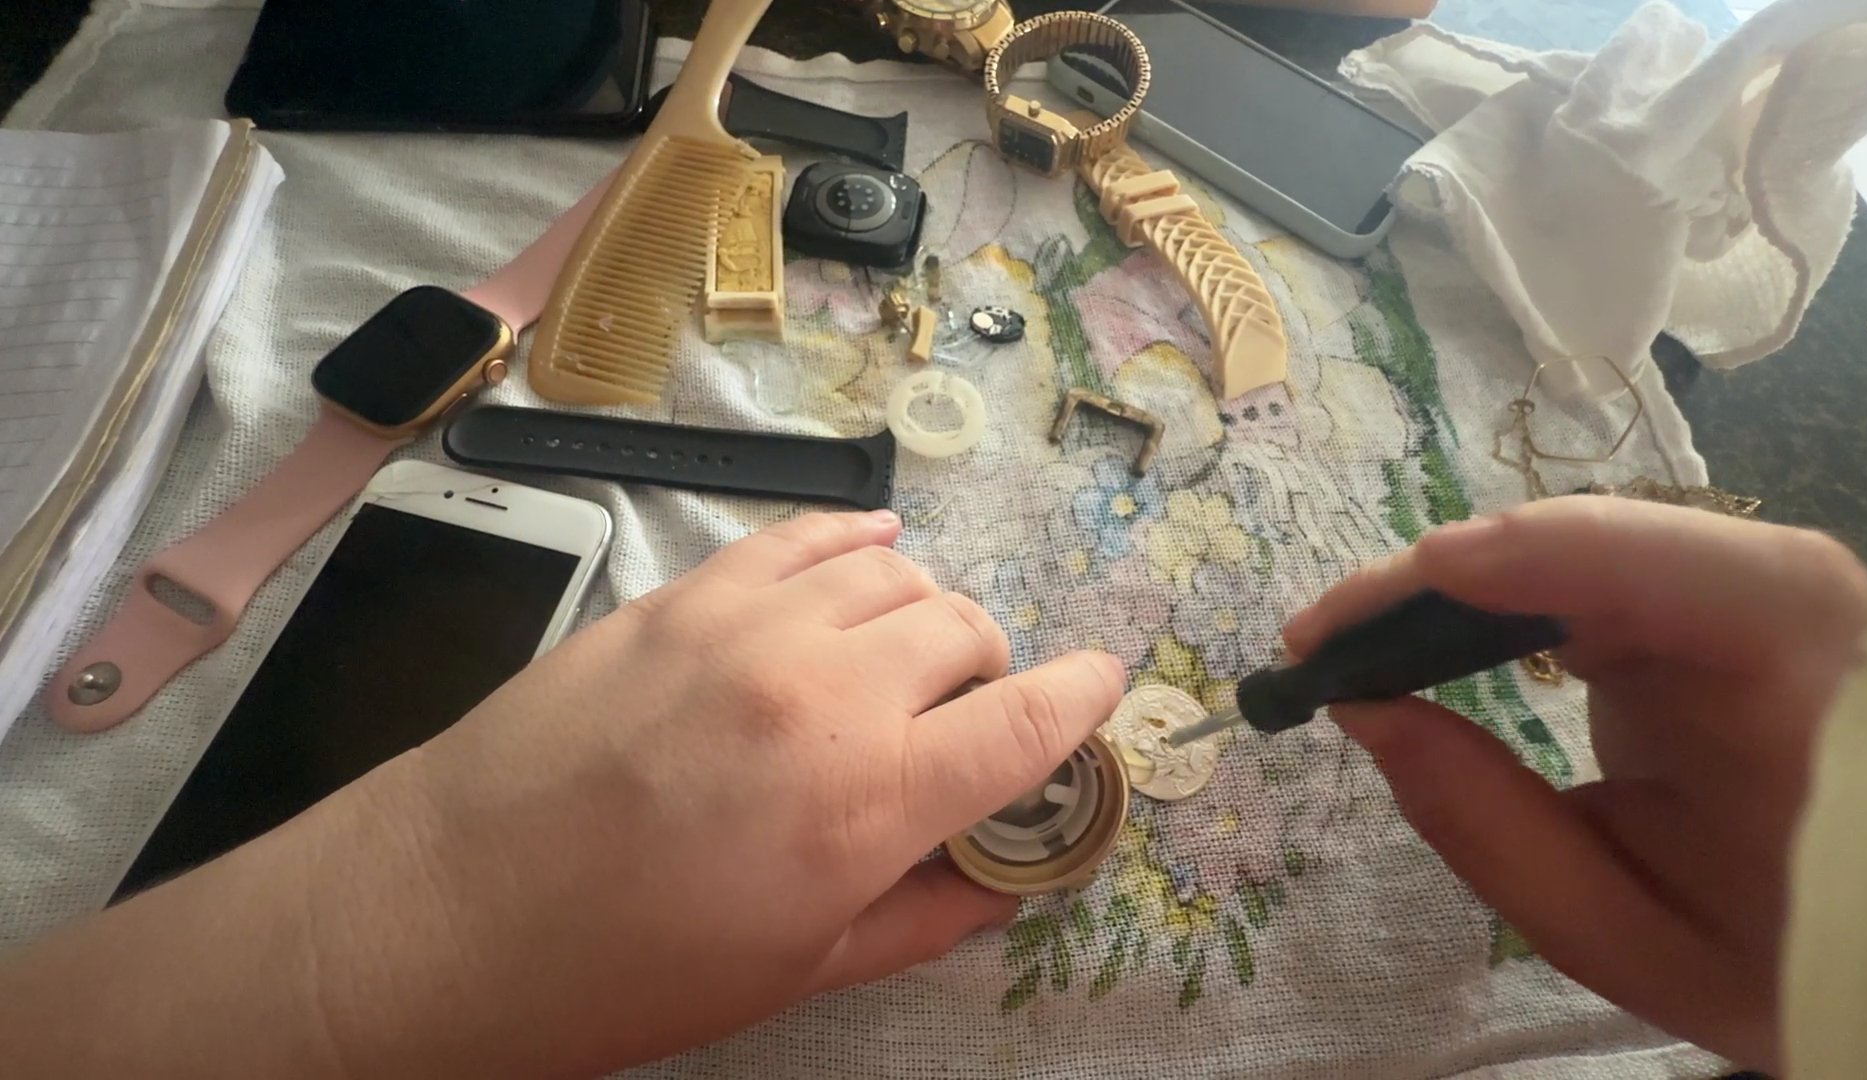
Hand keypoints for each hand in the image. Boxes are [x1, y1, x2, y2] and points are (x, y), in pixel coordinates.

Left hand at [308, 509, 1125, 1076]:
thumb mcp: (798, 968)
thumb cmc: (626, 965)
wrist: (442, 909)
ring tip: (903, 648)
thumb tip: (1003, 878)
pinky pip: (808, 536)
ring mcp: (754, 626)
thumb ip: (924, 914)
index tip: (1103, 682)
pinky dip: (859, 539)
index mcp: (865, 803)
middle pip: (967, 630)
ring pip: (899, 575)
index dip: (1082, 698)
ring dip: (925, 610)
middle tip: (963, 703)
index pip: (1023, 725)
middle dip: (991, 664)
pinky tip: (875, 550)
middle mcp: (825, 693)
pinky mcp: (692, 594)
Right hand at [1284, 496, 1866, 1071]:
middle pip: (1607, 544)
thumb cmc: (1761, 956)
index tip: (1426, 567)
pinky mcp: (1706, 593)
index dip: (1560, 550)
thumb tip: (1361, 704)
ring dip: (1450, 582)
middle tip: (1323, 635)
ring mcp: (1751, 597)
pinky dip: (1486, 588)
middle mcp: (1799, 626)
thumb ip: (1480, 824)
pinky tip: (1423, 622)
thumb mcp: (1615, 931)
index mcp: (1816, 720)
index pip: (1706, 585)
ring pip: (1582, 542)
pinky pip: (1580, 563)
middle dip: (1445, 579)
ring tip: (1350, 634)